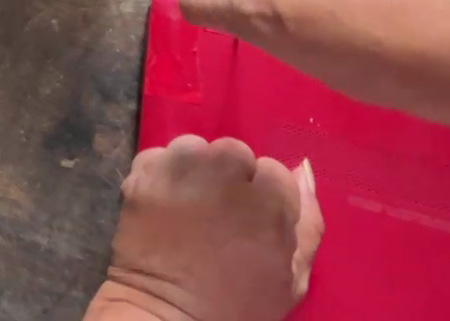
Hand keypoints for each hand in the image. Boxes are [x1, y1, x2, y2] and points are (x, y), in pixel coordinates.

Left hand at [86, 135, 321, 320]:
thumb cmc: (239, 309)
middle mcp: (222, 170)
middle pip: (233, 152)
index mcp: (267, 199)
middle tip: (221, 214)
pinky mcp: (142, 169)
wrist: (167, 318)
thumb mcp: (292, 278)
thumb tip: (304, 169)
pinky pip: (159, 156)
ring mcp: (178, 166)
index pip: (274, 171)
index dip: (265, 198)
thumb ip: (307, 223)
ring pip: (194, 147)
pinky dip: (163, 173)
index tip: (253, 222)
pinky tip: (165, 202)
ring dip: (196, 168)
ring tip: (192, 206)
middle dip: (231, 176)